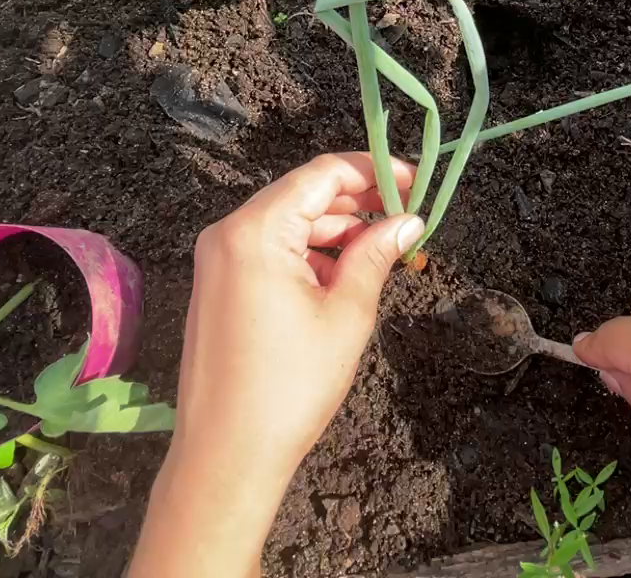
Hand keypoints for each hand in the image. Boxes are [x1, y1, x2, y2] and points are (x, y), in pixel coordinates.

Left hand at [130, 153, 420, 577]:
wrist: (225, 460)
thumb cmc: (290, 386)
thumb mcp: (347, 312)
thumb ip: (376, 253)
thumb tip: (409, 221)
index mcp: (256, 229)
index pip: (321, 174)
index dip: (371, 170)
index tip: (411, 181)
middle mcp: (229, 232)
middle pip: (304, 194)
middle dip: (357, 201)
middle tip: (405, 214)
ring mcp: (219, 258)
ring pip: (290, 222)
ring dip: (337, 230)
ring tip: (383, 248)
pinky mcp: (220, 284)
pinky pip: (272, 249)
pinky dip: (311, 253)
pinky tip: (345, 272)